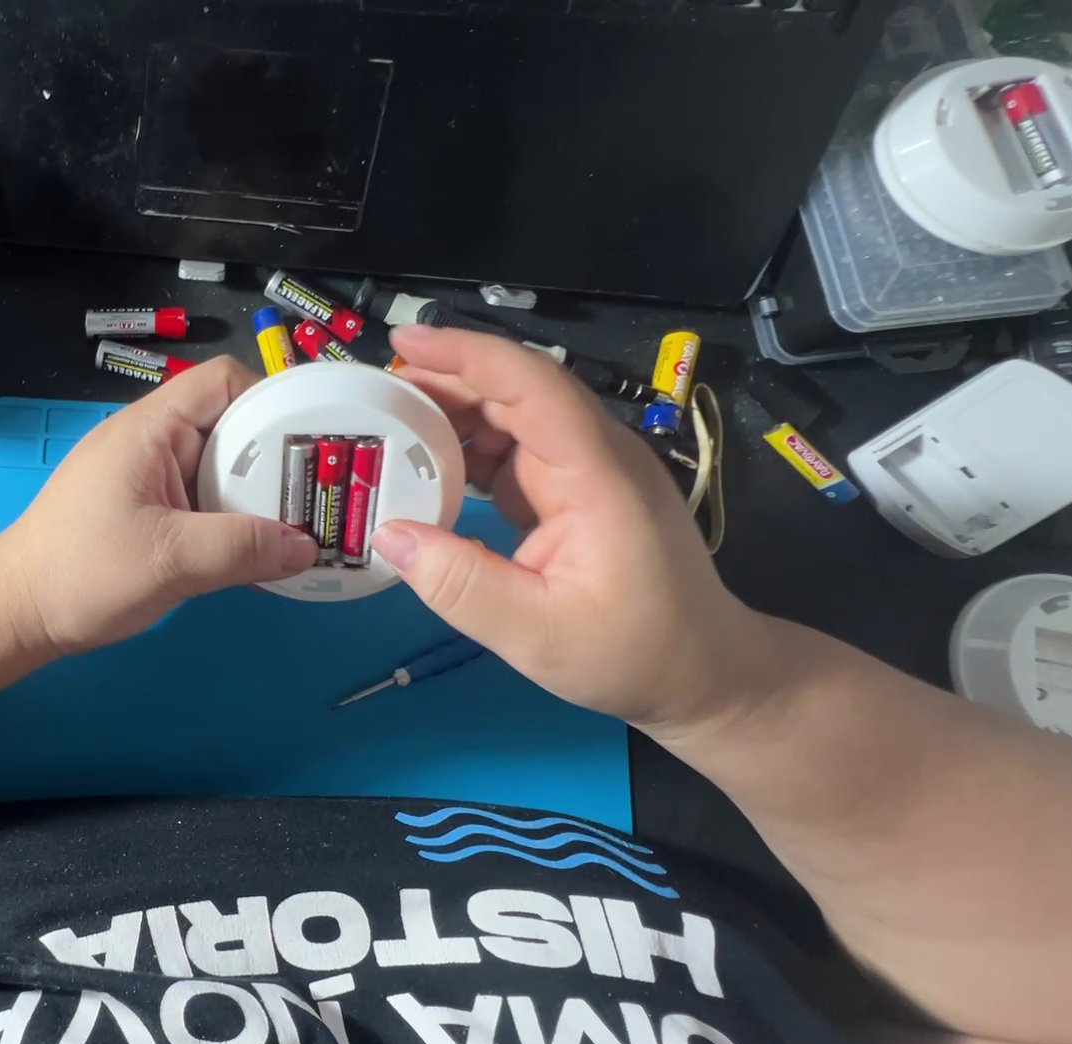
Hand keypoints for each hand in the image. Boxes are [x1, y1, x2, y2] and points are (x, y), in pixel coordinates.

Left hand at [0, 358, 319, 654]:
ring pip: (214, 468)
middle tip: (313, 494)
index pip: (222, 381)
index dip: (271, 400)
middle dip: (272, 457)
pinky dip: (227, 519)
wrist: (17, 612)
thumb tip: (306, 547)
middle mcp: (148, 443)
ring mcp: (142, 477)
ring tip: (292, 526)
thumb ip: (242, 549)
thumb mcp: (170, 560)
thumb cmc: (82, 573)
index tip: (309, 440)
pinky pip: (197, 500)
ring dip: (251, 495)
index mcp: (149, 430)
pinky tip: (250, 550)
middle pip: (226, 426)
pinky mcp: (140, 509)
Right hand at [372, 325, 777, 729]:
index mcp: (596, 475)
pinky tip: (421, 466)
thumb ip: (458, 585)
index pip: (532, 386)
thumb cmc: (632, 652)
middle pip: (513, 391)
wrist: (702, 672)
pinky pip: (508, 452)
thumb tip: (387, 534)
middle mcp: (592, 455)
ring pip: (507, 417)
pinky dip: (461, 451)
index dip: (467, 356)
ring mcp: (582, 470)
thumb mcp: (536, 635)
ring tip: (383, 427)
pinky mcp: (568, 490)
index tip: (402, 344)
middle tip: (369, 395)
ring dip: (446, 415)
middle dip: (441, 381)